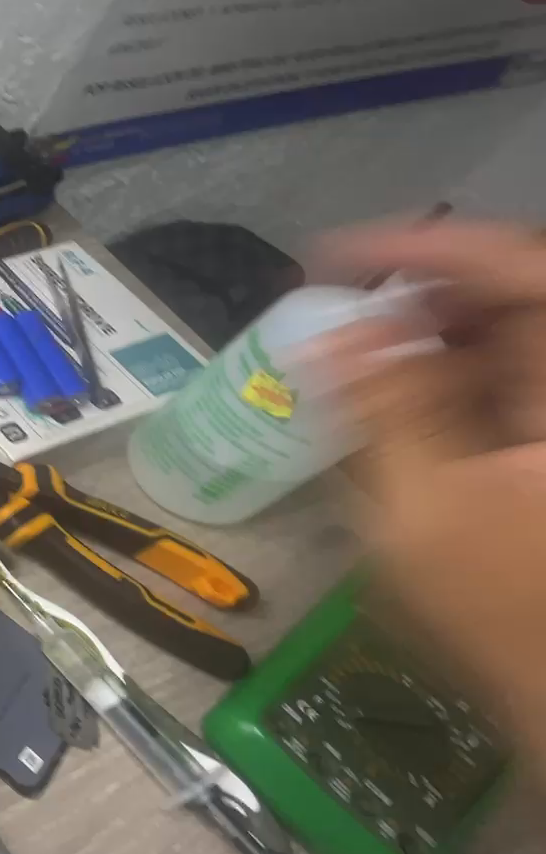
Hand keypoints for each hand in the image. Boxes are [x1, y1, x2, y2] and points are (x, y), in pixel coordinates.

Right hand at [317, 220, 545, 765]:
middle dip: (419, 289)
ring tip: (341, 346)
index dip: (429, 248)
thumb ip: (381, 409)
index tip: (331, 256)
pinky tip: (380, 387)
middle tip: (329, 305)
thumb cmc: (495, 605)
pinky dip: (435, 369)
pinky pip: (497, 377)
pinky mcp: (541, 443)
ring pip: (506, 335)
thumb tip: (335, 329)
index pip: (525, 278)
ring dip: (421, 328)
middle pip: (517, 298)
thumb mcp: (417, 507)